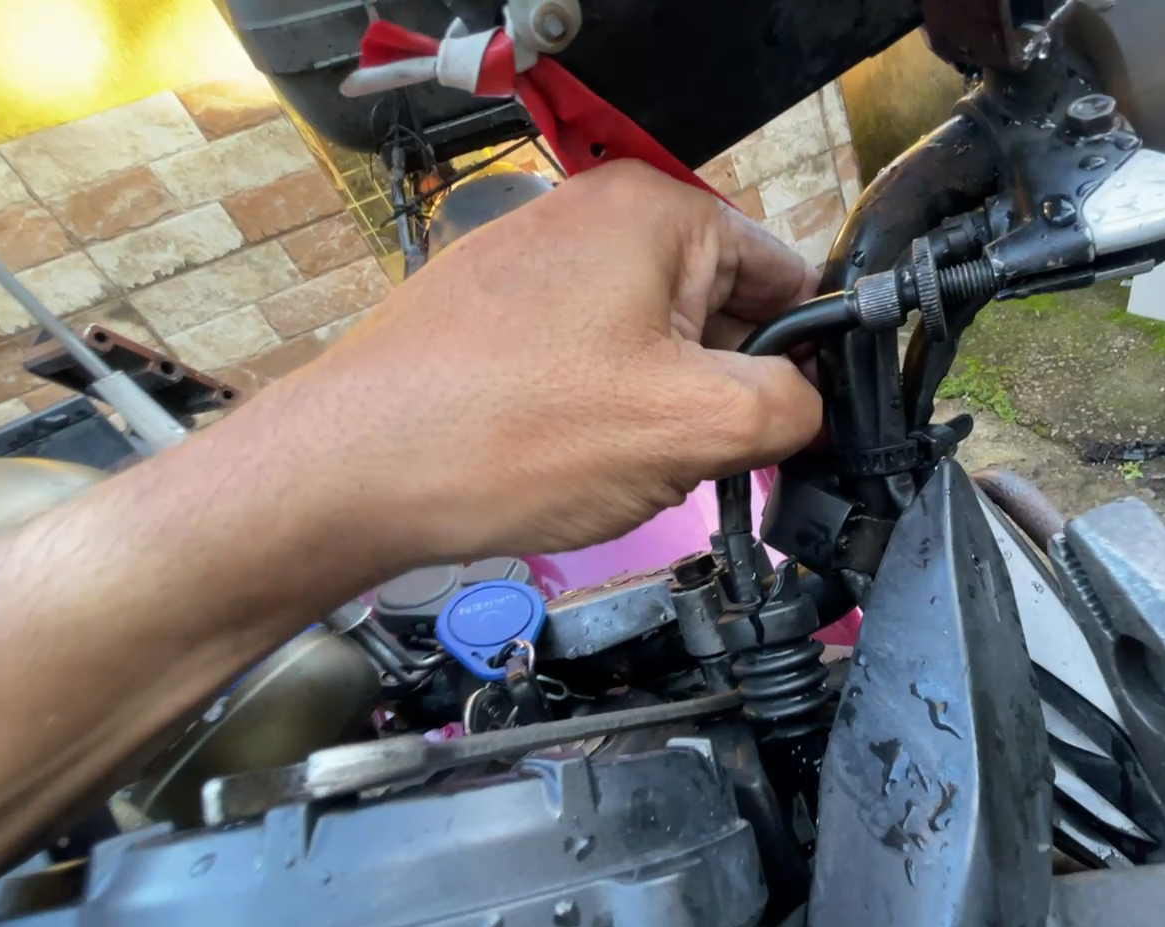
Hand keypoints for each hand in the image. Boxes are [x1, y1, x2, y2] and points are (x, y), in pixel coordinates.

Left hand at [204, 161, 823, 564]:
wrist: (352, 476)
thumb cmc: (526, 434)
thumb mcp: (700, 425)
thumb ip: (793, 406)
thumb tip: (812, 404)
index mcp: (659, 213)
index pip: (785, 275)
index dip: (809, 354)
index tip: (804, 422)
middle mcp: (599, 219)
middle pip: (724, 311)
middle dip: (736, 389)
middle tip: (723, 458)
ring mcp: (546, 266)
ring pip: (664, 345)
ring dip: (679, 409)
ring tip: (648, 464)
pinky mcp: (508, 317)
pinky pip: (605, 361)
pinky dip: (623, 409)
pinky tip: (597, 455)